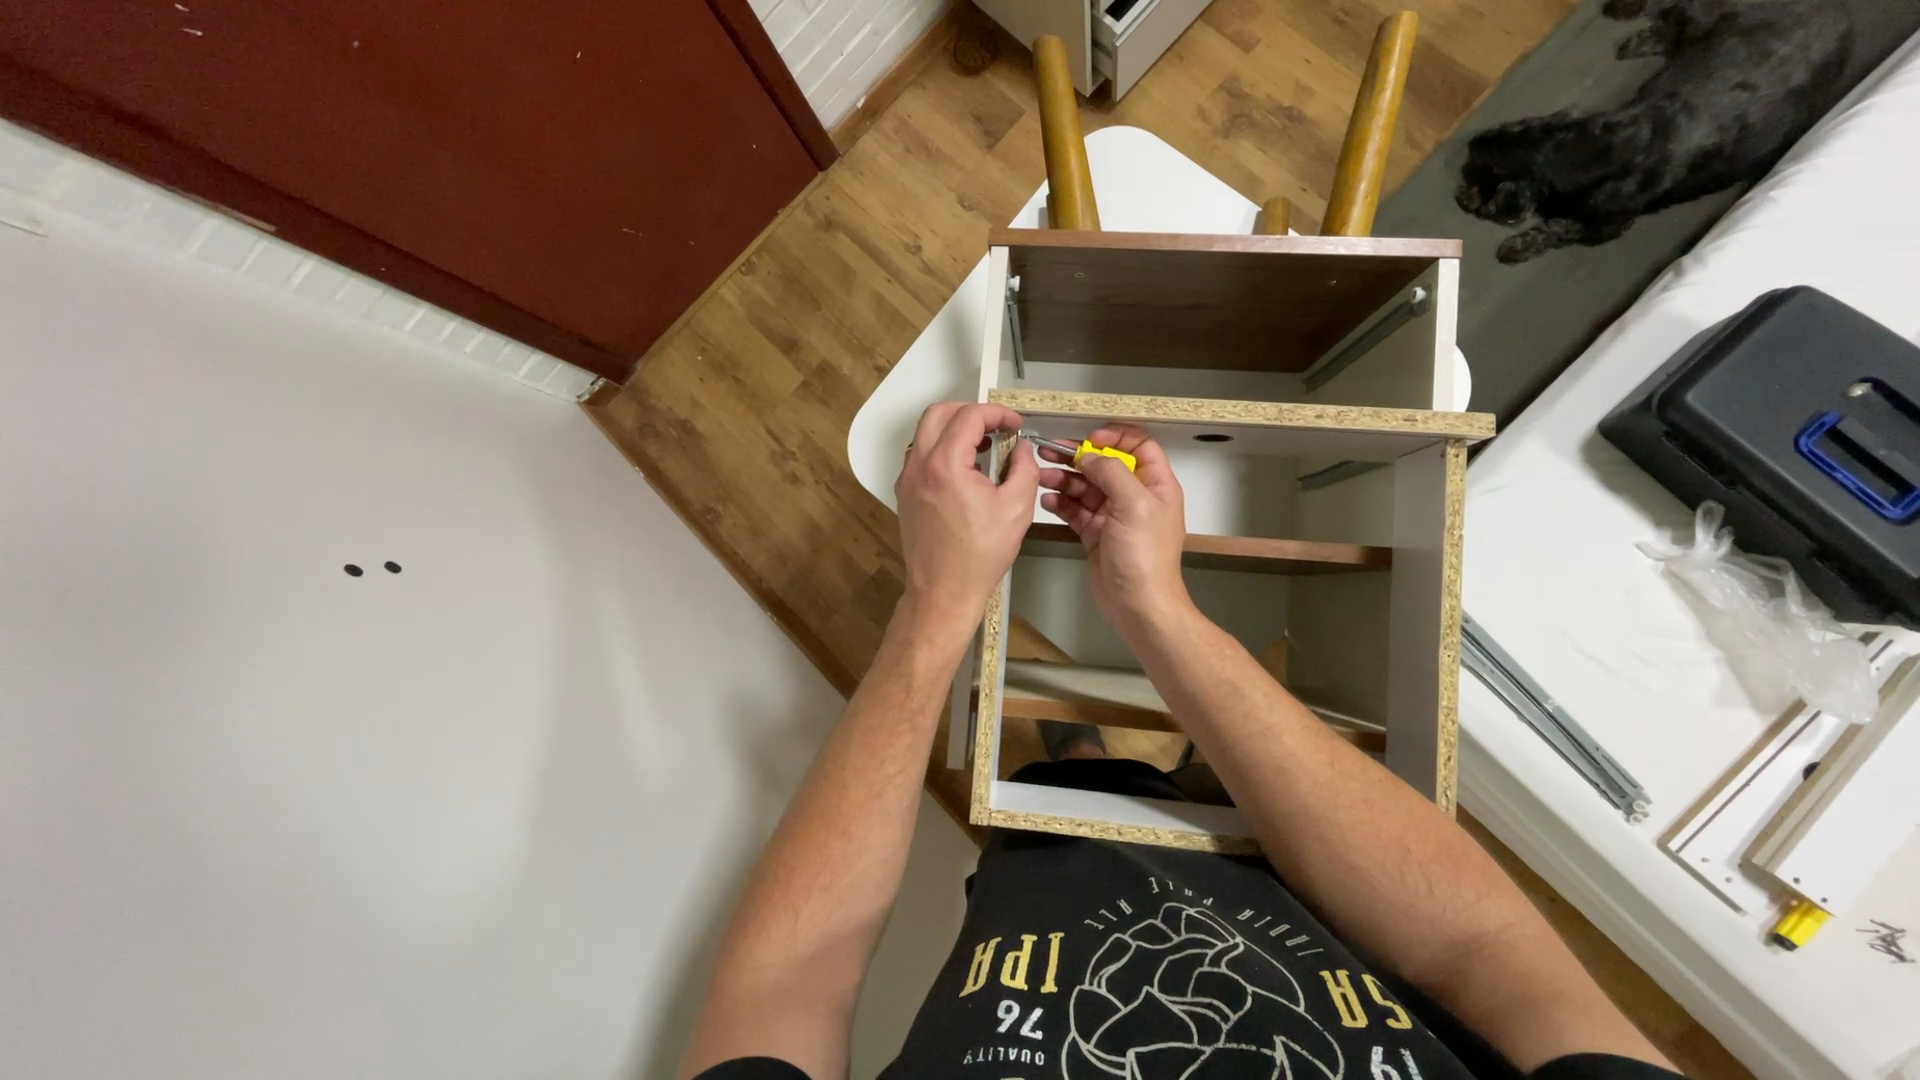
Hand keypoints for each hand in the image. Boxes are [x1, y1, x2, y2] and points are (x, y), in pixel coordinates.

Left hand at [893, 402, 1038, 639]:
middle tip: (996, 427)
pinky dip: (942, 450)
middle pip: (939, 414)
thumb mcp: (1016, 509)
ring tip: (983, 448)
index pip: (969, 416)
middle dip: (970, 413)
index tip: (1014, 424)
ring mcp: (907, 480)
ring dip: (954, 430)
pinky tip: (966, 471)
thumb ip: (1024, 469)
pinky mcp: (905, 494)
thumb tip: (1022, 448)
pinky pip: (921, 456)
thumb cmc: (978, 556)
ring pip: (925, 433)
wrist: (943, 591)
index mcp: (945, 465)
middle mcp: (919, 466)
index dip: (997, 414)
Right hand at [1038, 425, 1190, 629]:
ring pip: (1086, 487)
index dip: (1115, 437)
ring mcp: (1114, 515)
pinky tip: (1047, 500)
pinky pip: (1075, 511)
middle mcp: (1135, 496)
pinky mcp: (1096, 534)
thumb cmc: (1145, 557)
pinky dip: (1061, 503)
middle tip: (1048, 450)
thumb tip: (1090, 455)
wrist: (1137, 605)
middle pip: (1104, 465)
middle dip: (1077, 456)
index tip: (1090, 440)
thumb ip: (1112, 472)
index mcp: (1155, 485)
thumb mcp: (1134, 505)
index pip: (1139, 446)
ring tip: (1041, 477)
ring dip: (1063, 479)